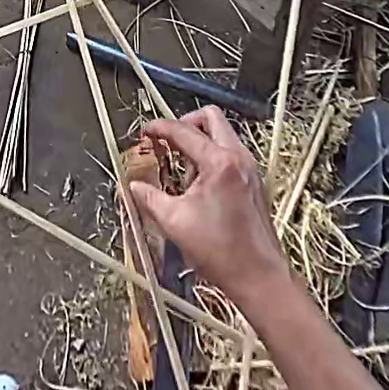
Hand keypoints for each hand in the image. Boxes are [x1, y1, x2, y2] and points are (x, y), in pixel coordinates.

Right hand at [127, 106, 289, 302]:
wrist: (256, 272)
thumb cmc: (218, 250)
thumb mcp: (174, 222)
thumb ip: (150, 197)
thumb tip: (133, 186)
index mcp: (219, 162)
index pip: (184, 131)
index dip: (160, 127)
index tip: (145, 131)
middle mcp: (238, 155)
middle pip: (210, 117)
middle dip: (185, 124)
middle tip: (166, 143)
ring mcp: (249, 165)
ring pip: (221, 133)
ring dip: (199, 143)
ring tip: (182, 176)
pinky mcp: (252, 177)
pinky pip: (229, 151)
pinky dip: (211, 156)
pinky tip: (198, 186)